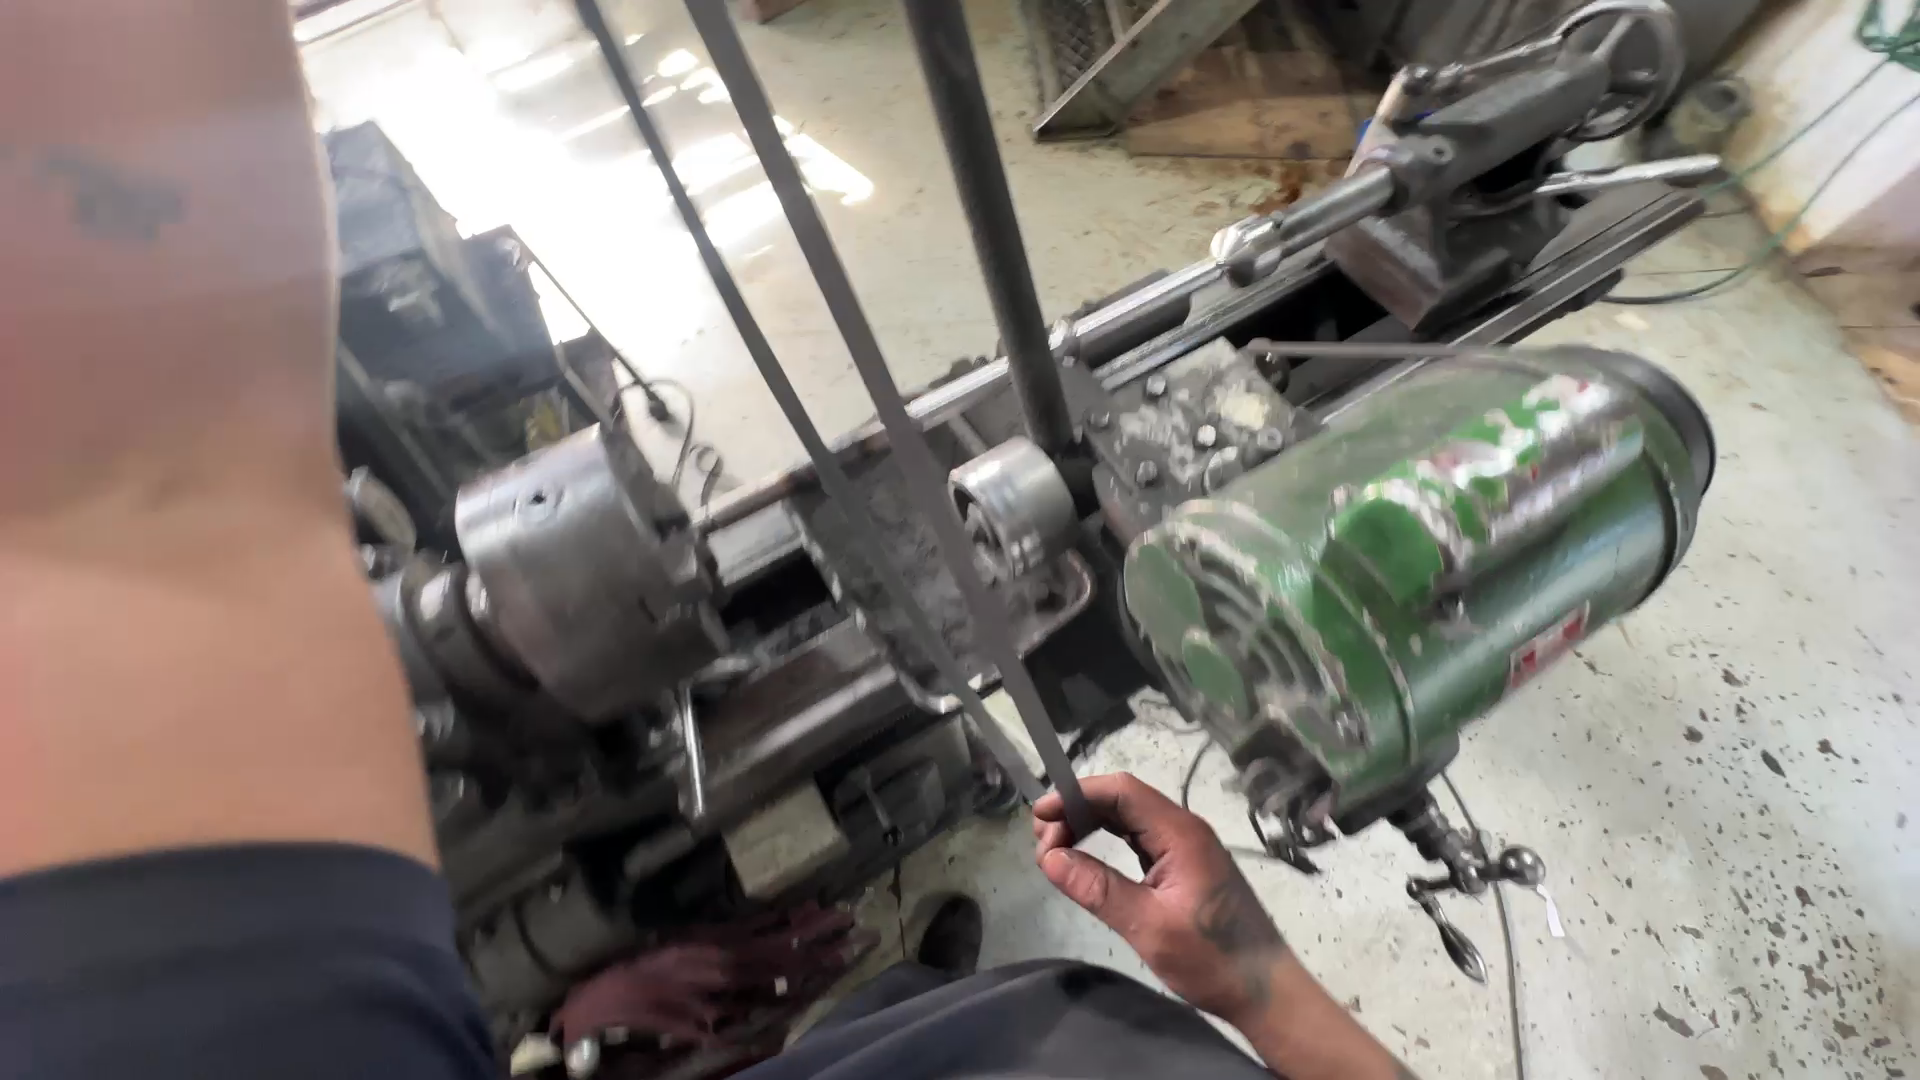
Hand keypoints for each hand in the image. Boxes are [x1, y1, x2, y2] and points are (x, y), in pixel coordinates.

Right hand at [1033, 773, 1291, 1024]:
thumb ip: (1098, 889)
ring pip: (1126, 815)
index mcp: (1179, 832)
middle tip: (1044, 843)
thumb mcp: (1149, 927)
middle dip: (1077, 811)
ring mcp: (1183, 843)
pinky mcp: (1181, 861)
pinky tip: (1086, 855)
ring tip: (1056, 849)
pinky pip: (1136, 835)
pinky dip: (1105, 838)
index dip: (1076, 795)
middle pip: (1121, 798)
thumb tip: (1049, 859)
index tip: (1041, 816)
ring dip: (1089, 824)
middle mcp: (1182, 827)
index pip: (1121, 791)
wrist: (1267, 992)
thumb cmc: (1213, 960)